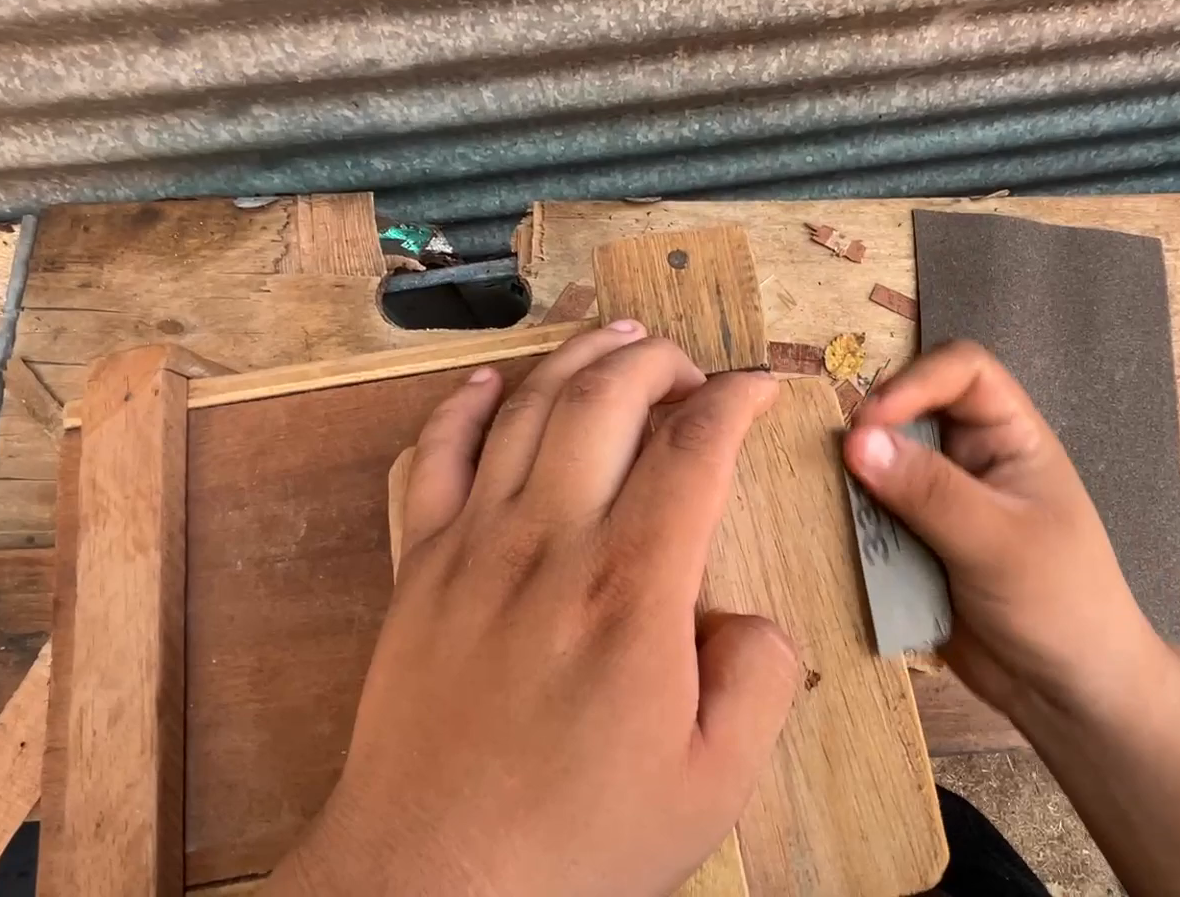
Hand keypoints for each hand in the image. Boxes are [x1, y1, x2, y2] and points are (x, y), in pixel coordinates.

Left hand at [272, 322, 799, 896]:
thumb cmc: (578, 841)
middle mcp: (551, 542)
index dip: (736, 400)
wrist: (431, 886)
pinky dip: (463, 407)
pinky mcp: (419, 566)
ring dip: (577, 360)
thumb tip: (747, 616)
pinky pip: (435, 458)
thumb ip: (759, 680)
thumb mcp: (713, 783)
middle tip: (688, 366)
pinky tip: (488, 383)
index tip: (760, 387)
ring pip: (527, 410)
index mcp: (632, 588)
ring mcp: (474, 545)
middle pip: (607, 401)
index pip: (695, 449)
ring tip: (614, 337)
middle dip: (658, 361)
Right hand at [842, 341, 1168, 716]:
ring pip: (881, 464)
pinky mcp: (913, 543)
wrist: (1067, 695)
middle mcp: (969, 458)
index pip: (963, 371)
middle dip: (872, 430)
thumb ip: (930, 492)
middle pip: (909, 411)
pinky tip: (834, 539)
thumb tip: (856, 441)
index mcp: (1010, 437)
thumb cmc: (1061, 604)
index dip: (915, 381)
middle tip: (838, 464)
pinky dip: (850, 522)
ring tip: (828, 502)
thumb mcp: (999, 542)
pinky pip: (871, 515)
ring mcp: (938, 502)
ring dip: (854, 480)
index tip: (870, 422)